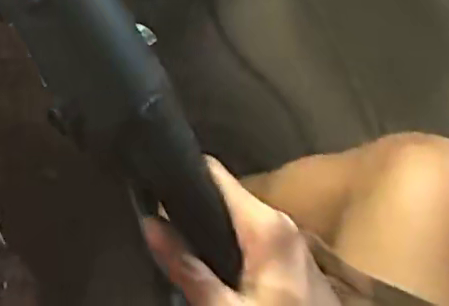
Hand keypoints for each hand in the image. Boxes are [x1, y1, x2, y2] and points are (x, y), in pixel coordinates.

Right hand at [143, 159, 339, 305]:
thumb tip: (149, 223)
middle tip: (162, 228)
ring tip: (183, 250)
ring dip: (214, 234)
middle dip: (195, 212)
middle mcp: (281, 221)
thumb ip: (187, 268)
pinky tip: (218, 274)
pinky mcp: (299, 265)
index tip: (153, 186)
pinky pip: (257, 242)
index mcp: (265, 223)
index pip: (215, 174)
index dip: (182, 176)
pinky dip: (235, 251)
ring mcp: (294, 243)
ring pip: (240, 222)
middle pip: (226, 199)